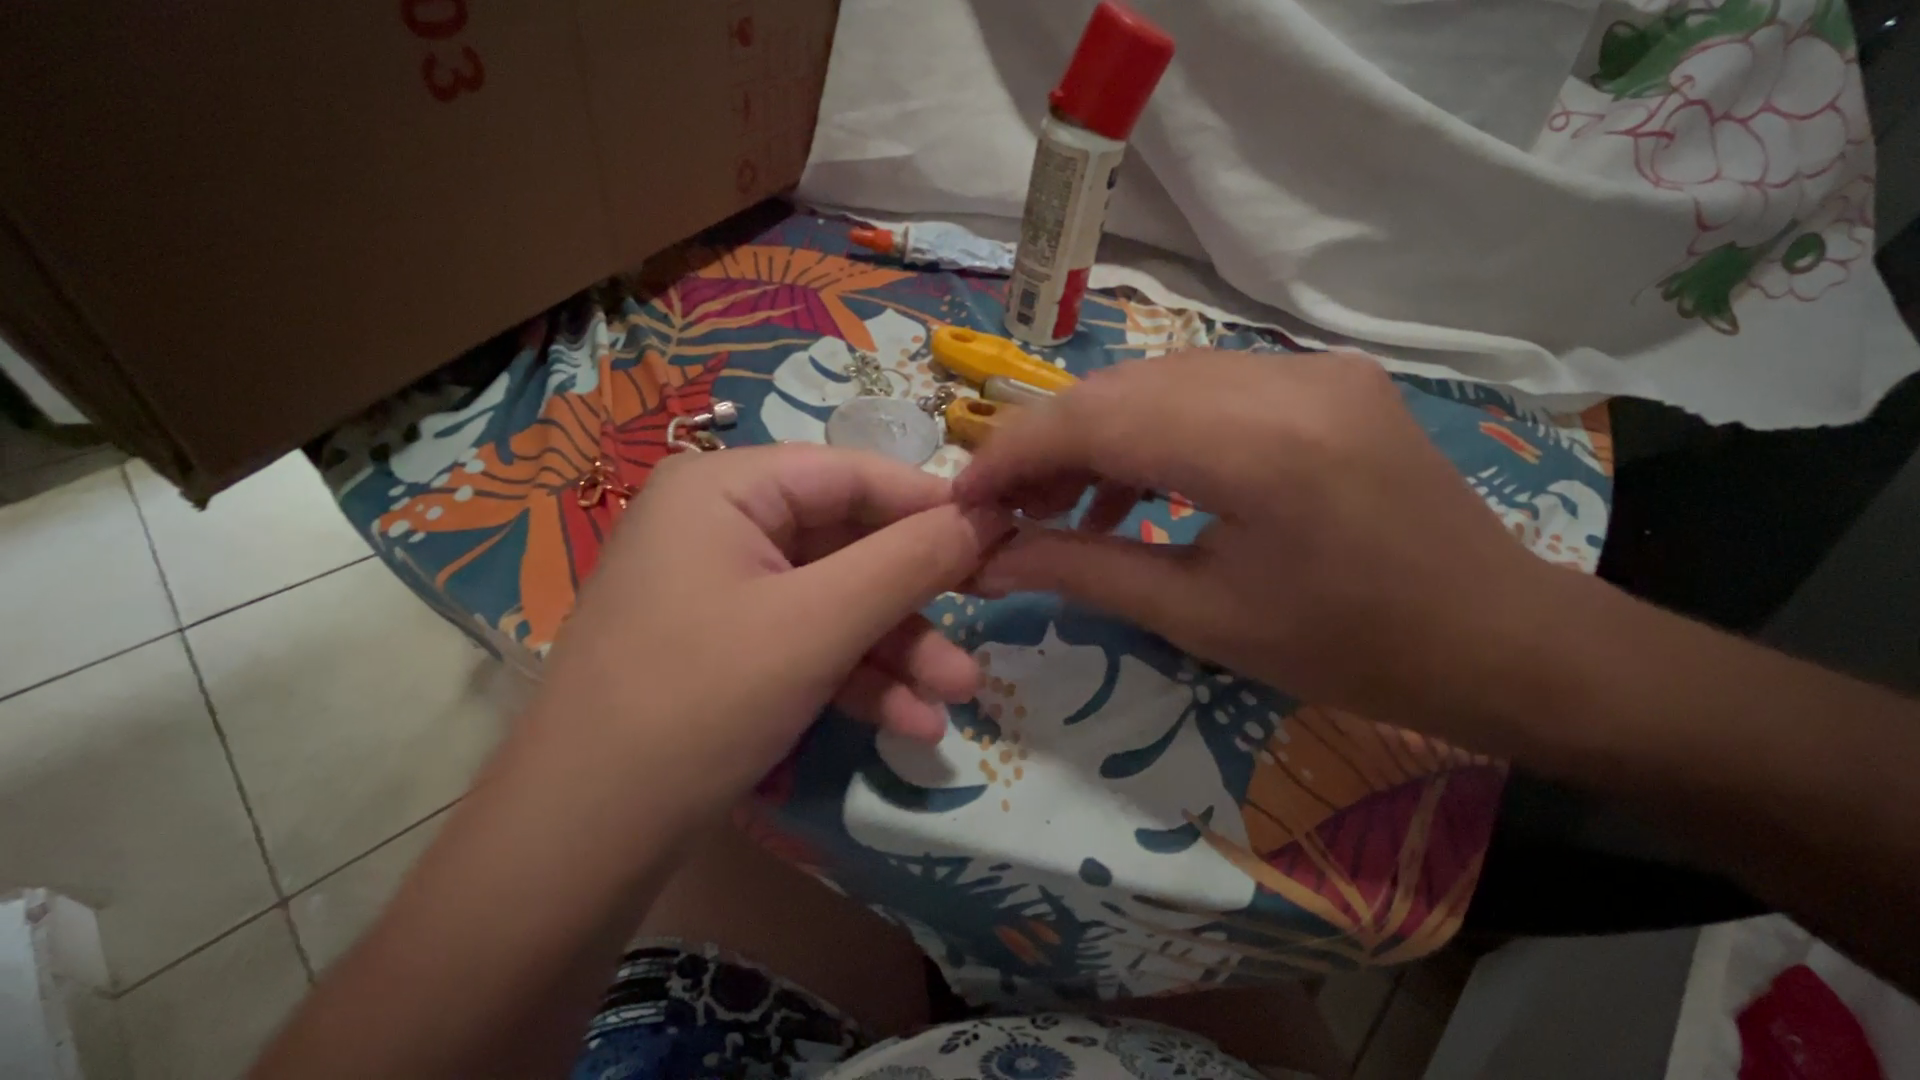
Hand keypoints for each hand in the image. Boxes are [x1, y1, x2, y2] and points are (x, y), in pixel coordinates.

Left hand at [541, 444, 1006, 793]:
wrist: (580, 837)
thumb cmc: (699, 701)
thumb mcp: (817, 625)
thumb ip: (908, 562)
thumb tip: (988, 514)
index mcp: (724, 488)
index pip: (854, 474)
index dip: (933, 505)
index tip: (1005, 535)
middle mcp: (719, 525)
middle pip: (848, 544)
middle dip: (917, 599)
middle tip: (990, 624)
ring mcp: (719, 592)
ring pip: (833, 602)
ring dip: (896, 650)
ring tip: (957, 697)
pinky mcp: (723, 651)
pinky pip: (805, 645)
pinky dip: (855, 679)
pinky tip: (909, 724)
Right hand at [954, 350, 1555, 743]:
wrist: (1496, 638)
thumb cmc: (1349, 650)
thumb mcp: (1201, 618)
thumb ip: (1083, 572)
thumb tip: (985, 560)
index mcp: (1258, 446)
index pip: (1094, 419)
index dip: (1012, 454)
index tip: (962, 499)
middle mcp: (1284, 379)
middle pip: (1119, 390)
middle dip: (1046, 445)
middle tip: (1005, 510)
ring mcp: (1311, 368)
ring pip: (1158, 381)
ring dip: (1097, 435)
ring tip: (1061, 504)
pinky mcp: (1324, 376)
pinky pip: (1209, 388)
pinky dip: (1154, 430)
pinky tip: (1134, 485)